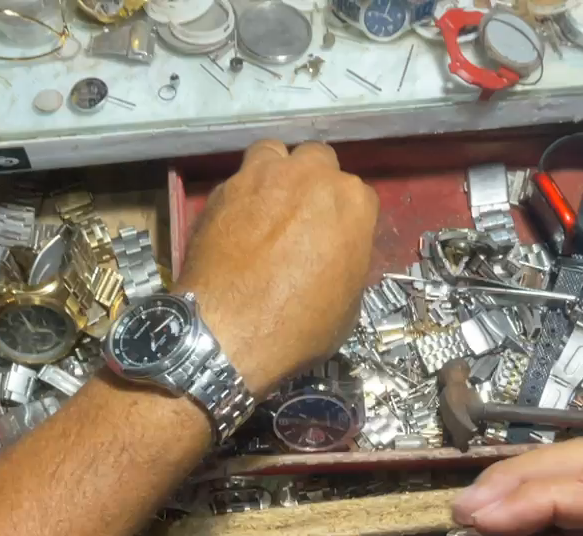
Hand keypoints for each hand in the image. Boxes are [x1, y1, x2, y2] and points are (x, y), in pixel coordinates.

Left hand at [178, 140, 378, 396]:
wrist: (230, 332)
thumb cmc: (299, 329)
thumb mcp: (347, 308)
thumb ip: (347, 265)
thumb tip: (335, 261)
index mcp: (353, 203)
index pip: (358, 198)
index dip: (344, 221)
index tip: (332, 242)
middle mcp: (311, 176)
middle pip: (318, 163)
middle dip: (312, 186)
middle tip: (301, 222)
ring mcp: (264, 175)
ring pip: (276, 155)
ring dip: (277, 175)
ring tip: (268, 209)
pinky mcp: (224, 188)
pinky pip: (239, 180)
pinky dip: (242, 196)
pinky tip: (237, 225)